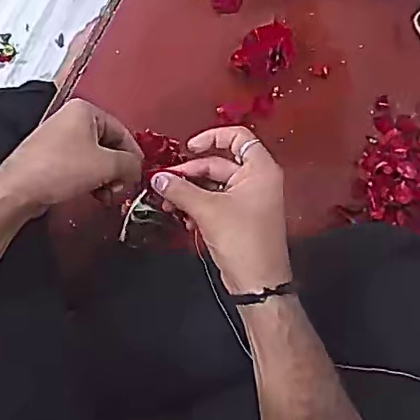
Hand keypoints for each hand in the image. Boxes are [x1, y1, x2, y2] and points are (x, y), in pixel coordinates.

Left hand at [0, 99, 142, 217]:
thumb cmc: (57, 170)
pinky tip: (94, 195)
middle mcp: (71, 120)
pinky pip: (81, 166)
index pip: (122, 131)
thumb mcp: (105, 165)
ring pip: (96, 158)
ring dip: (106, 178)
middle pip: (109, 145)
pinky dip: (91, 180)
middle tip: (120, 188)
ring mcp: (60, 139)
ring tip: (106, 195)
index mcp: (85, 110)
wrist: (17, 191)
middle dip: (118, 170)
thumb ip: (130, 164)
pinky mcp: (52, 158)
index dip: (133, 156)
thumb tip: (137, 169)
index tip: (138, 175)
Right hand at [151, 126, 292, 295]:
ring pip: (214, 183)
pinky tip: (182, 215)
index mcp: (260, 169)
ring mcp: (249, 199)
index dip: (212, 137)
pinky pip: (215, 200)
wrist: (257, 283)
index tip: (189, 147)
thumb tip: (159, 178)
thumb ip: (181, 189)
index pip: (237, 137)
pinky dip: (198, 204)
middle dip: (191, 172)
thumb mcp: (208, 210)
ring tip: (168, 201)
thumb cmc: (243, 241)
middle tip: (166, 181)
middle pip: (219, 162)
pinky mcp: (239, 216)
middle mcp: (257, 180)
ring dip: (190, 190)